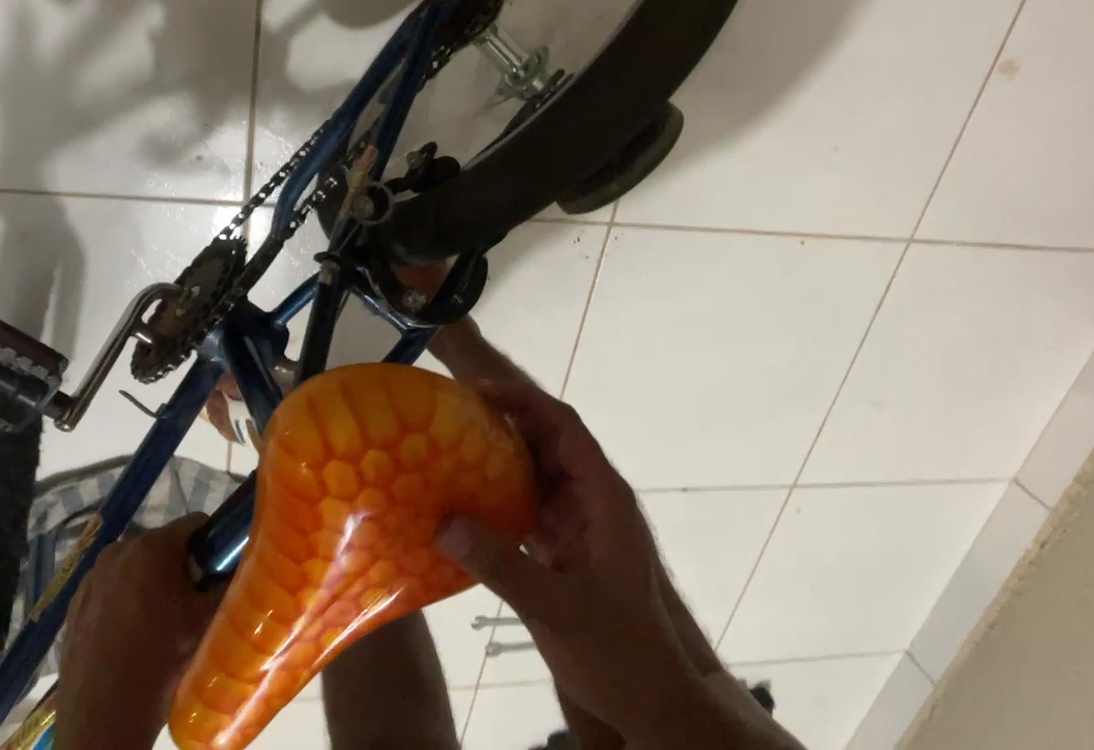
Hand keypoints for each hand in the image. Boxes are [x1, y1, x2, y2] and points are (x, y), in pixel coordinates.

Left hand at [55, 515, 223, 749]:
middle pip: (162, 544)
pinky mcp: (74, 601)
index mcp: (152, 547)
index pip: (194, 524)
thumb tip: (247, 566)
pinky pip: (109, 586)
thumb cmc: (161, 660)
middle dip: (178, 564)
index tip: (214, 571)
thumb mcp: (205, 620)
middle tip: (188, 602)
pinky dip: (122, 599)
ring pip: (134, 565)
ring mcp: (91, 575)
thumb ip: (227, 584)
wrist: (103, 714)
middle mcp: (118, 550)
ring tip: (157, 621)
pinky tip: (128, 633)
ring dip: (148, 581)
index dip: (210, 544)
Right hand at [431, 377, 714, 745]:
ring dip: (498, 458)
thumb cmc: (616, 650)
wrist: (650, 701)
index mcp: (603, 497)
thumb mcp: (557, 608)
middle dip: (505, 422)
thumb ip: (502, 565)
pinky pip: (529, 505)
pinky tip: (463, 500)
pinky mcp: (564, 547)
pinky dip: (498, 496)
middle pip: (548, 442)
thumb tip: (443, 522)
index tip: (478, 392)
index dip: (525, 402)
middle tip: (450, 416)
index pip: (565, 427)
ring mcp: (579, 522)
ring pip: (537, 472)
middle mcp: (592, 498)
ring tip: (448, 448)